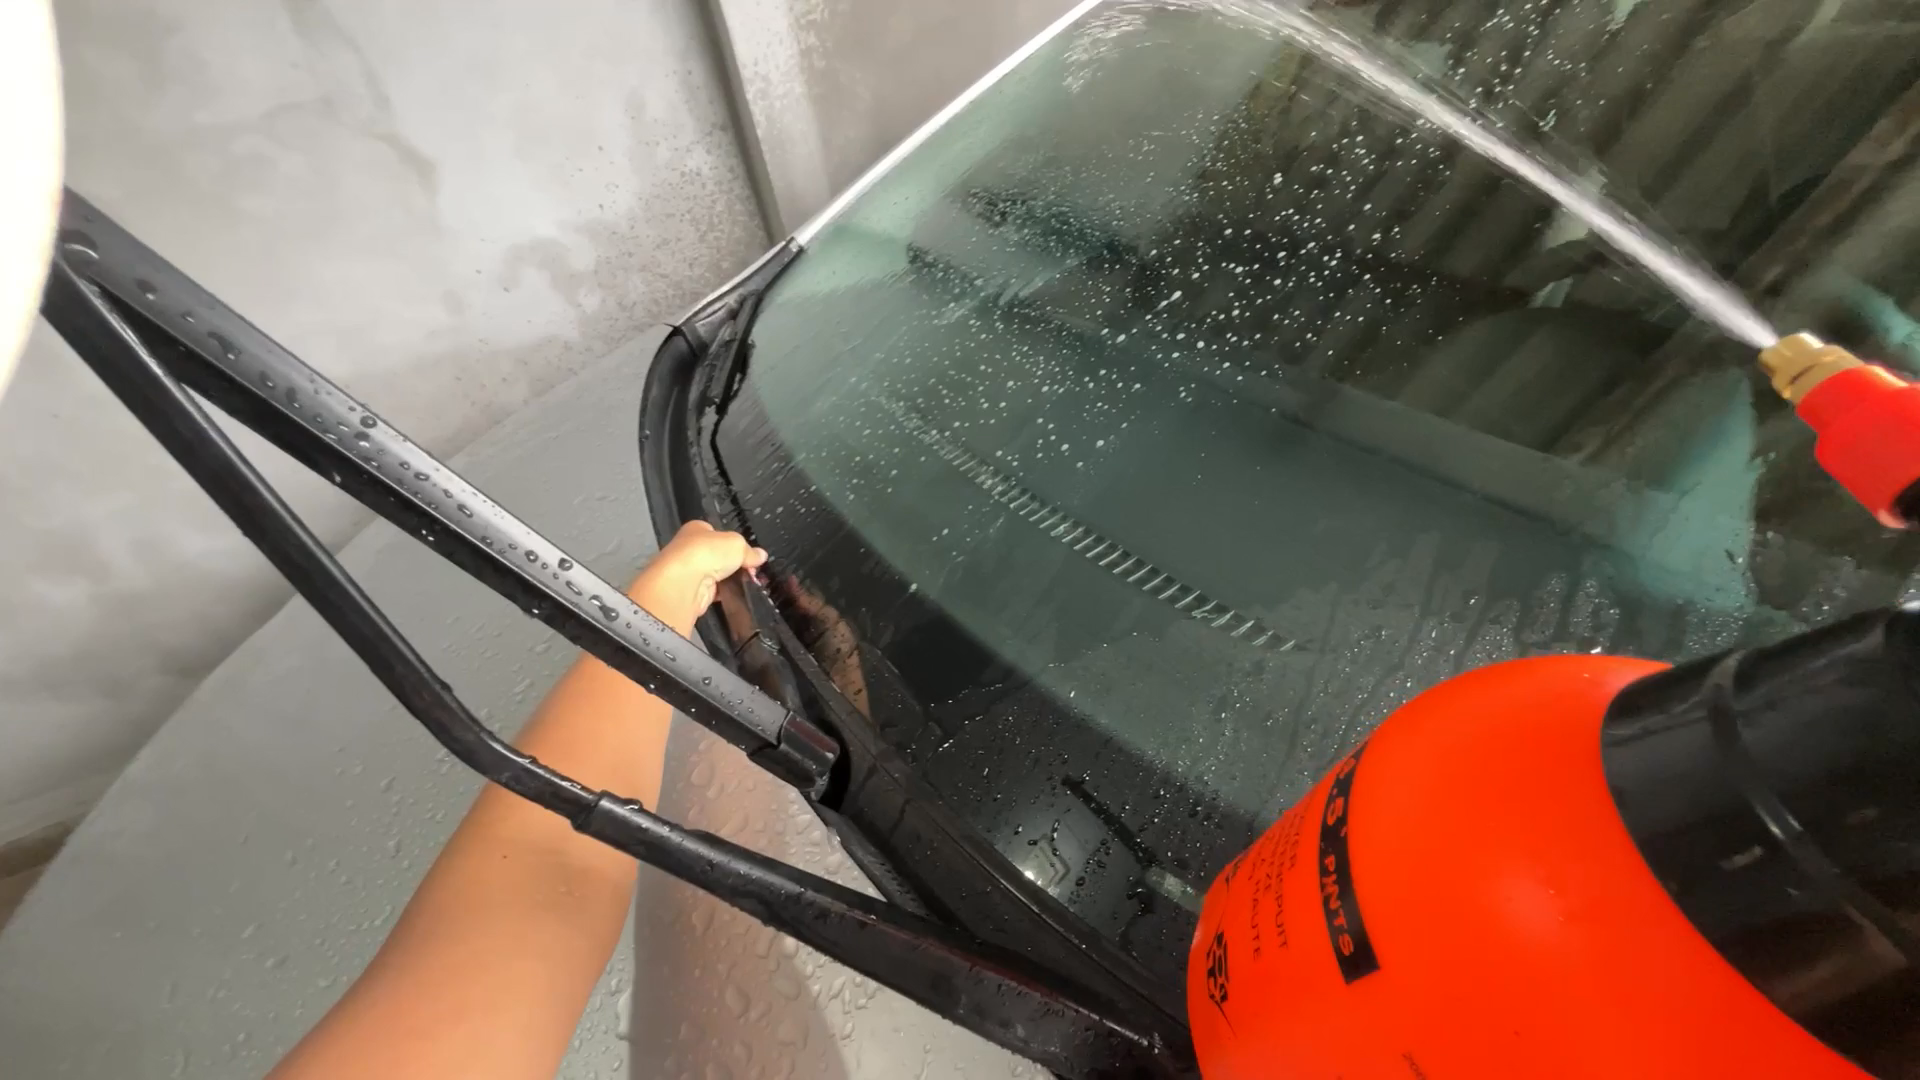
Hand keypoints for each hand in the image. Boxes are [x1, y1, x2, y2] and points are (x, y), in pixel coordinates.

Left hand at [627, 521, 767, 634]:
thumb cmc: (705, 553)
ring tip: (747, 580)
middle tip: (751, 567)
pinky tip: (734, 592)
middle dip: (736, 562)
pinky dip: (725, 594)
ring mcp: (690, 572)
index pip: (718, 533)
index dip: (734, 542)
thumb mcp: (738, 543)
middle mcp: (690, 549)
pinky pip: (715, 593)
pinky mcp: (692, 593)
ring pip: (718, 575)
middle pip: (719, 556)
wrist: (684, 583)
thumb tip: (760, 555)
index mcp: (696, 529)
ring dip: (732, 579)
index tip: (749, 551)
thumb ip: (750, 550)